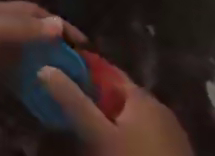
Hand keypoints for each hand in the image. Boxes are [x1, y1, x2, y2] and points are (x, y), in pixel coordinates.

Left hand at [0, 0, 82, 84]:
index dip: (60, 24)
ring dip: (35, 63)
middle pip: (27, 30)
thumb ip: (23, 28)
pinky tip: (26, 91)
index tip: (85, 44)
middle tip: (75, 69)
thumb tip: (58, 23)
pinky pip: (2, 68)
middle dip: (50, 45)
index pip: (35, 12)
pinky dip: (18, 76)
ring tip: (56, 84)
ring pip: (16, 50)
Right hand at [39, 67, 194, 155]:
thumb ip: (73, 102)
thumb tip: (44, 68)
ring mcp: (170, 135)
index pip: (106, 69)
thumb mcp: (98, 136)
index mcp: (142, 97)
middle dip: (92, 97)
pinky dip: (123, 137)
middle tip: (65, 104)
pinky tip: (110, 150)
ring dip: (107, 120)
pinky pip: (142, 137)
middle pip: (118, 94)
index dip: (80, 68)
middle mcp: (159, 109)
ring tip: (83, 129)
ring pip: (129, 117)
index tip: (56, 70)